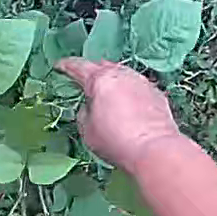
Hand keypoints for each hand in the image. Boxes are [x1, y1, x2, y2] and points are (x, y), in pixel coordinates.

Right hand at [56, 58, 184, 170]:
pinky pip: (137, 87)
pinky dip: (128, 92)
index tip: (59, 66)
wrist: (154, 149)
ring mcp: (142, 82)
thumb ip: (84, 112)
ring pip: (122, 75)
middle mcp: (122, 74)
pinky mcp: (156, 94)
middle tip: (83, 80)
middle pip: (103, 67)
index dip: (66, 66)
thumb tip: (90, 107)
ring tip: (106, 93)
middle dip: (92, 72)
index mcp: (100, 79)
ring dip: (112, 82)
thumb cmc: (114, 140)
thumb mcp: (86, 129)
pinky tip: (127, 105)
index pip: (78, 66)